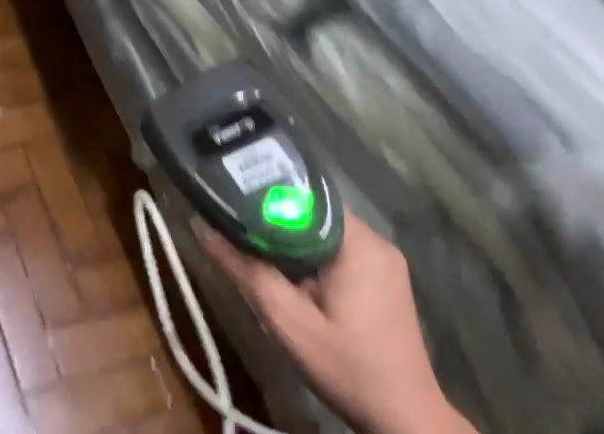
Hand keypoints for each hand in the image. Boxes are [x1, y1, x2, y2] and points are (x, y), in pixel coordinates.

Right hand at [196, 215, 473, 433]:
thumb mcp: (285, 319)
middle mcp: (376, 243)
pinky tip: (282, 270)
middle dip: (271, 217)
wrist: (403, 419)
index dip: (263, 193)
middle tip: (231, 224)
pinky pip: (333, 248)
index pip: (304, 194)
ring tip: (249, 245)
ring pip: (320, 229)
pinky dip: (305, 252)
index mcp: (359, 244)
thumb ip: (243, 268)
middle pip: (311, 210)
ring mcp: (383, 261)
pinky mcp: (381, 278)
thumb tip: (200, 224)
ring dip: (287, 237)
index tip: (227, 197)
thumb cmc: (346, 366)